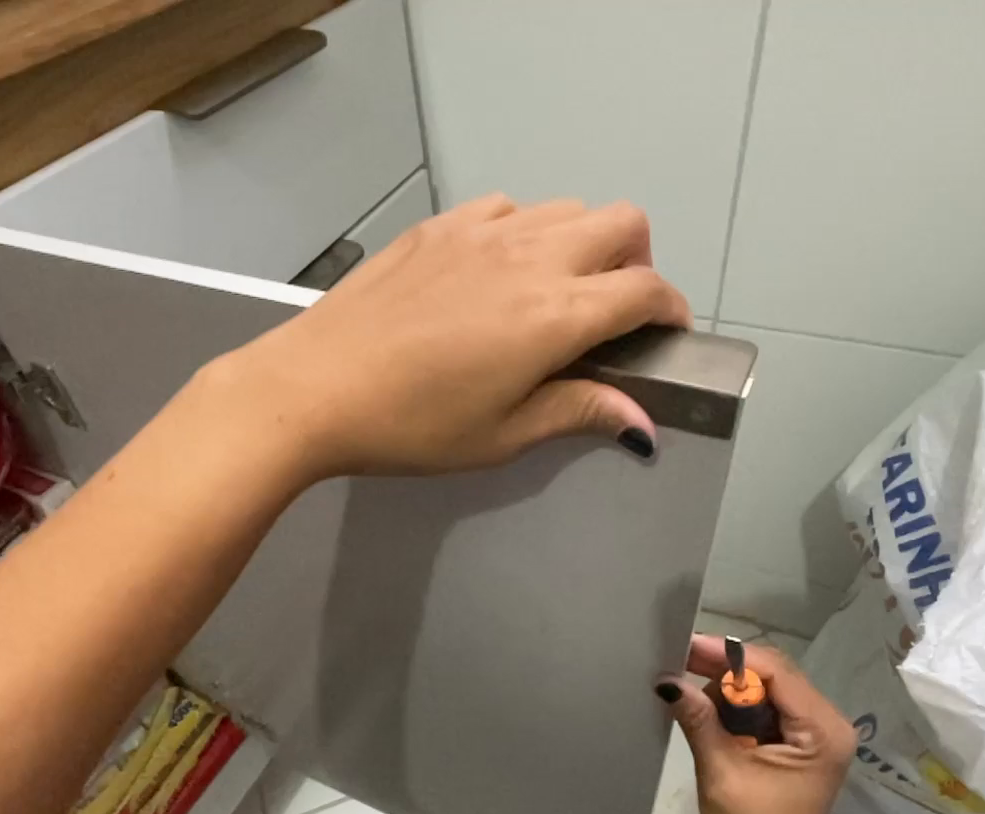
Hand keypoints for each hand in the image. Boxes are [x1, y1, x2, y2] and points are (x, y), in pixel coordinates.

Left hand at [198, 195, 691, 478]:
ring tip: (554, 293)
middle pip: (622, 222)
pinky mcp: (438, 225)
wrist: (313, 387)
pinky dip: (526, 231)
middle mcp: (529, 255)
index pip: (645, 289)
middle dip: (639, 262)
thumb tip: (643, 421)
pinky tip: (496, 274)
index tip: (666, 335)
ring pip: (566, 208)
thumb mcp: (502, 435)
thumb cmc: (412, 425)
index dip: (671, 311)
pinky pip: (508, 207)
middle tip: (613, 313)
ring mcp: (480, 230)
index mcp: (554, 314)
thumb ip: (578, 412)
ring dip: (583, 243)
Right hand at [657, 636, 856, 813]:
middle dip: (726, 669)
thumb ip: (700, 720)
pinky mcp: (798, 739)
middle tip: (680, 662)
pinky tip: (710, 712)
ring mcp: (814, 730)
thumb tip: (668, 681)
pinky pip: (765, 704)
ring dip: (728, 688)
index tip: (688, 646)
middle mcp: (826, 722)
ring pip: (766, 686)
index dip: (730, 655)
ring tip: (693, 698)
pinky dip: (736, 704)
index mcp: (822, 731)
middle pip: (773, 673)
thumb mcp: (721, 772)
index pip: (776, 672)